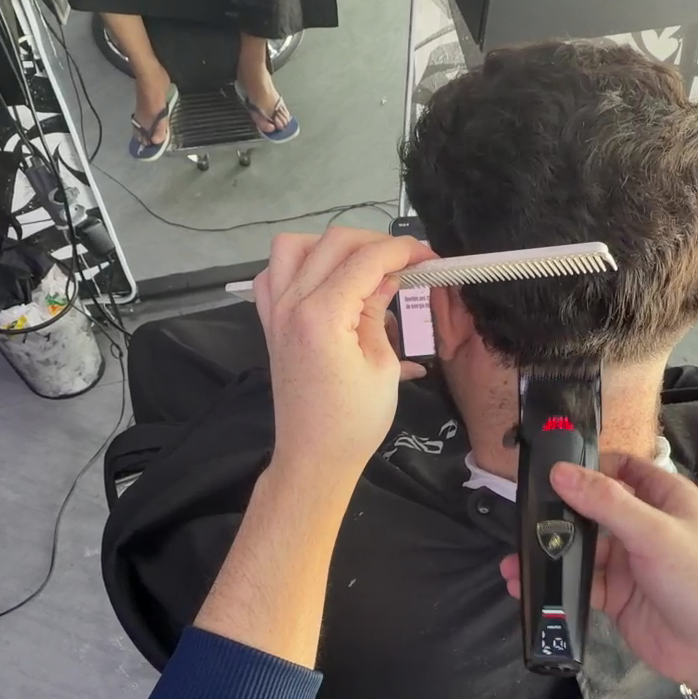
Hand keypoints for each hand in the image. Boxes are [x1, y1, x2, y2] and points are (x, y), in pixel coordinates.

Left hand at [252, 227, 435, 480]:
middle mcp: (292, 303)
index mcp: (322, 315)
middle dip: (375, 243)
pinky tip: (323, 281)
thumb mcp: (383, 366)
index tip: (428, 256)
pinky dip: (298, 265)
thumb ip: (379, 312)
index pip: (366, 260)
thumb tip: (385, 278)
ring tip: (361, 265)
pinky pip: (273, 274)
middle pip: (333, 243)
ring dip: (331, 246)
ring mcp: (274, 311)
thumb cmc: (355, 422)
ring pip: (294, 246)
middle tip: (405, 262)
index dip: (402, 251)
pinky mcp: (269, 323)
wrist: (314, 456)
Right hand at [500, 455, 697, 698]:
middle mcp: (645, 526)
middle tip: (520, 520)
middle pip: (594, 511)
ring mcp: (629, 563)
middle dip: (558, 516)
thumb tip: (559, 472)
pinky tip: (527, 586)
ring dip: (551, 555)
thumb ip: (605, 503)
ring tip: (514, 562)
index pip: (624, 469)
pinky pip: (580, 584)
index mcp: (666, 498)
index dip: (590, 467)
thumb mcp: (654, 534)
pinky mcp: (616, 596)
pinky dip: (555, 585)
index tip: (550, 471)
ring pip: (582, 550)